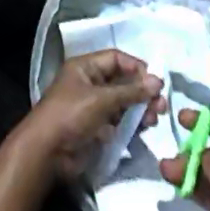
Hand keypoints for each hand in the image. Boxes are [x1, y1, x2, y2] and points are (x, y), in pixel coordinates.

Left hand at [20, 50, 165, 181]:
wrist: (48, 152)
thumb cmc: (71, 115)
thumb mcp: (101, 99)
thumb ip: (130, 91)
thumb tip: (157, 81)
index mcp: (85, 67)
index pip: (115, 59)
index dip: (136, 67)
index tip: (157, 82)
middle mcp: (90, 83)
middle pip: (122, 81)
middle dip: (142, 91)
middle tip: (161, 106)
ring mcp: (94, 106)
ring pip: (123, 102)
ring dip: (140, 108)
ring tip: (154, 119)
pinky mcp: (98, 127)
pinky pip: (119, 120)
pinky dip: (132, 123)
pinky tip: (144, 129)